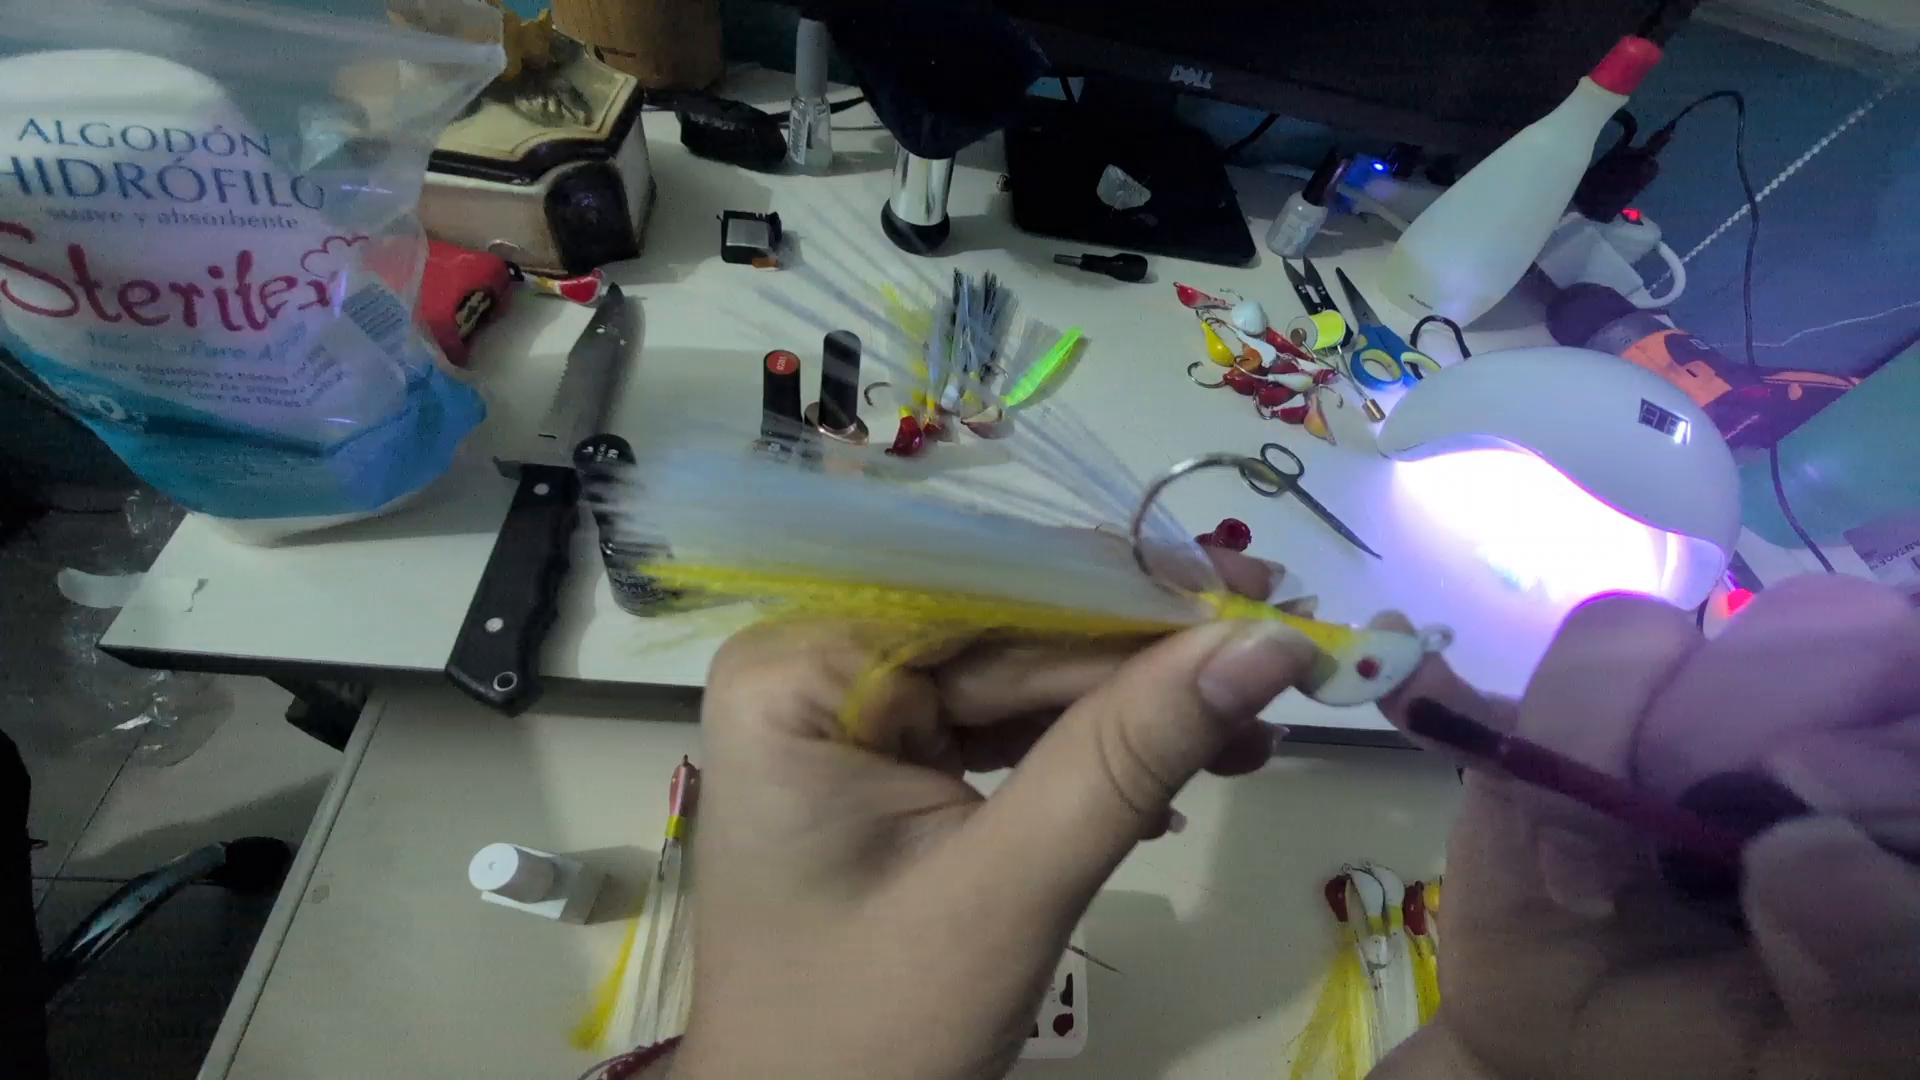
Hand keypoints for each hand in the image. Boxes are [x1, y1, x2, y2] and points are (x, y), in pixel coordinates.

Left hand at [672, 552, 1314, 1079]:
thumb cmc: (869, 1033)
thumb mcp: (1006, 893)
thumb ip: (1127, 755)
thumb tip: (1260, 644)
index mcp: (803, 667)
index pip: (986, 602)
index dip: (1128, 596)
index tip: (1254, 593)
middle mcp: (818, 659)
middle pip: (1004, 630)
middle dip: (1140, 654)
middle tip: (1272, 652)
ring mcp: (851, 699)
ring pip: (1016, 670)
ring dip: (1130, 700)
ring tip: (1246, 724)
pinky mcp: (888, 741)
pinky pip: (999, 716)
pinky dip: (1087, 741)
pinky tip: (1172, 768)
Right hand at [1373, 576, 1919, 1079]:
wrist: (1575, 1058)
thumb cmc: (1733, 1063)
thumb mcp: (1853, 1061)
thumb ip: (1883, 975)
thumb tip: (1809, 848)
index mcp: (1885, 788)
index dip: (1877, 713)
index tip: (1805, 795)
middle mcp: (1779, 726)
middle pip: (1795, 626)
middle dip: (1719, 734)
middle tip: (1679, 850)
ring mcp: (1632, 716)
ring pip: (1625, 634)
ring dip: (1579, 738)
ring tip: (1573, 857)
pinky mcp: (1513, 728)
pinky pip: (1461, 676)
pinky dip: (1434, 690)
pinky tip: (1413, 701)